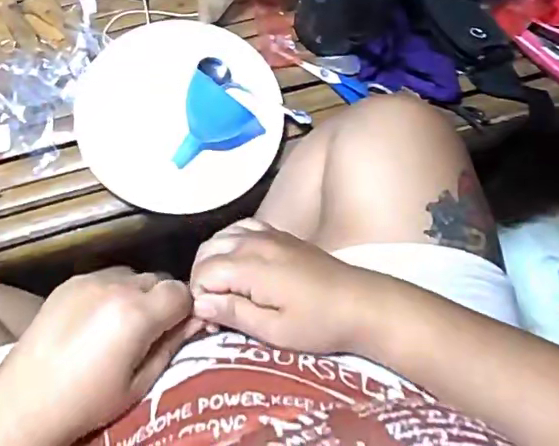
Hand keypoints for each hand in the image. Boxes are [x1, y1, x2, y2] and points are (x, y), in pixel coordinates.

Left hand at [0, 268, 198, 439]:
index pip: (181, 292)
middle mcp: (116, 286)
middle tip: (150, 332)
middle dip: (161, 301)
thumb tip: (193, 322)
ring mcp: (91, 279)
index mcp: (136, 314)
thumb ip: (169, 348)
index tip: (178, 328)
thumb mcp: (138, 386)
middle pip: (158, 279)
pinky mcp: (71, 280)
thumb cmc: (84, 404)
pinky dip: (110, 292)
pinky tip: (96, 321)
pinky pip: (105, 277)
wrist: (23, 402)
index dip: (184, 310)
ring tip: (121, 326)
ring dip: (136, 294)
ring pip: (132, 275)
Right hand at [188, 219, 392, 353]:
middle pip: (206, 250)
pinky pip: (241, 226)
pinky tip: (237, 262)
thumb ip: (235, 313)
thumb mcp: (275, 332)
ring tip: (224, 290)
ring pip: (220, 236)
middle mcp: (254, 241)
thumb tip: (200, 304)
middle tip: (216, 310)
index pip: (203, 272)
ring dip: (213, 259)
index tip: (212, 323)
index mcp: (251, 266)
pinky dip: (229, 241)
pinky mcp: (277, 232)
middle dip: (202, 278)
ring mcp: (266, 233)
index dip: (199, 298)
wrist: (359, 301)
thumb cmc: (318, 323)